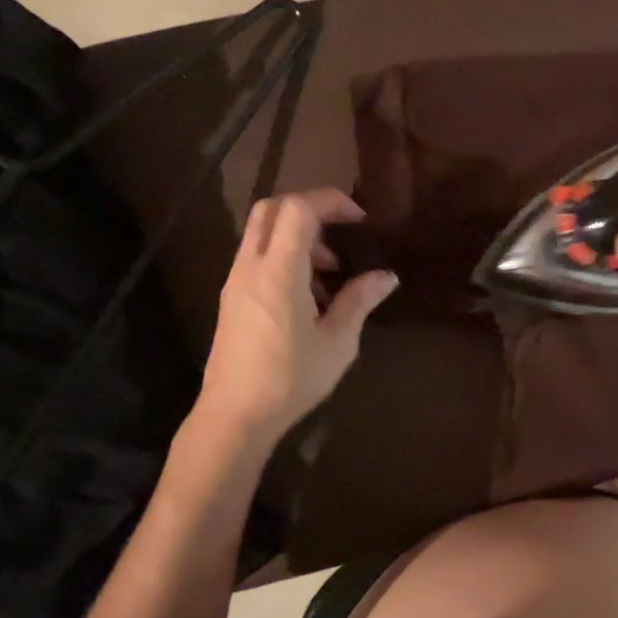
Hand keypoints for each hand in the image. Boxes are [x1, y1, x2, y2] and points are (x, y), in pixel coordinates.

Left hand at [193, 189, 397, 440]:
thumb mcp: (337, 342)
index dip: (330, 202)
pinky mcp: (231, 297)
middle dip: (309, 209)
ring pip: (260, 231)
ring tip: (328, 271)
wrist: (235, 415)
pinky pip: (255, 256)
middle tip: (340, 234)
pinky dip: (281, 255)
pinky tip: (306, 293)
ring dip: (295, 235)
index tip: (359, 221)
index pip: (298, 209)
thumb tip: (386, 276)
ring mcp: (235, 281)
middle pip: (271, 208)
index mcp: (278, 271)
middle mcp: (250, 266)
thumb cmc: (291, 379)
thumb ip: (359, 300)